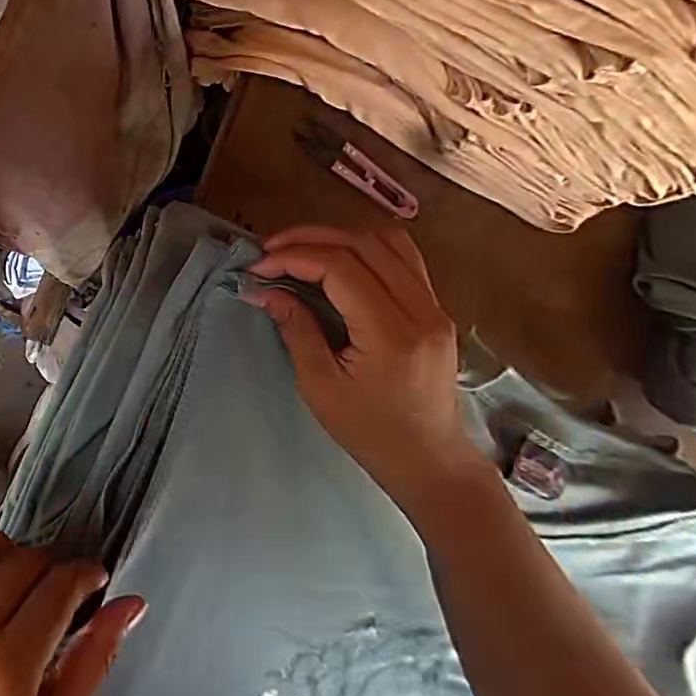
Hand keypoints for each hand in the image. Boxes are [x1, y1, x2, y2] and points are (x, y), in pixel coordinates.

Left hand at [0, 517, 146, 695]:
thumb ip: (90, 663)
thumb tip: (131, 606)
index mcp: (4, 669)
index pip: (59, 588)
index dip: (85, 574)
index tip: (93, 576)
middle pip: (22, 560)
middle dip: (49, 567)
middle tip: (54, 590)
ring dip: (0, 547)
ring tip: (8, 577)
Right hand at [245, 224, 486, 503]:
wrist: (431, 461)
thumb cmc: (370, 431)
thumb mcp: (320, 386)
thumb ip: (296, 329)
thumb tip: (266, 290)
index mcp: (391, 334)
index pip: (340, 267)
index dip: (294, 257)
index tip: (259, 268)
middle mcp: (421, 310)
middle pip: (363, 242)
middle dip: (310, 237)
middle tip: (271, 249)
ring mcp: (435, 306)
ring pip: (388, 240)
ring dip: (338, 234)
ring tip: (300, 247)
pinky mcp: (436, 309)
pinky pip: (402, 257)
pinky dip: (363, 246)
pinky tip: (336, 258)